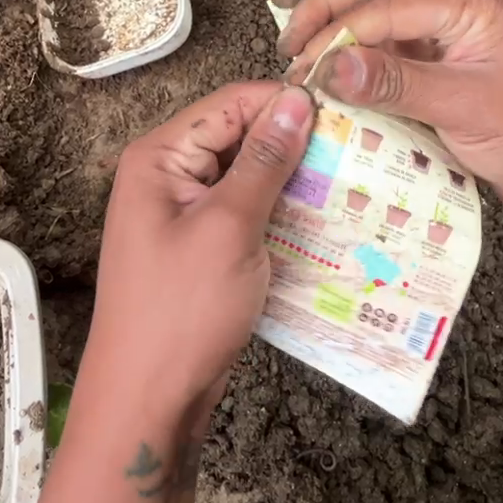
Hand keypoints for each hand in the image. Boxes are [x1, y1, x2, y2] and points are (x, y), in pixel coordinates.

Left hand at [86, 81, 316, 410]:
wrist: (148, 402)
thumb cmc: (181, 312)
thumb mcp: (228, 227)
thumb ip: (264, 160)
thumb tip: (297, 100)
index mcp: (160, 156)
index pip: (229, 104)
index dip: (282, 102)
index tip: (341, 111)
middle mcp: (167, 174)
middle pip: (237, 136)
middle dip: (290, 141)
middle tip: (354, 147)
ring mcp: (184, 211)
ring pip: (246, 174)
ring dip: (290, 178)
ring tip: (348, 178)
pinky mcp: (202, 243)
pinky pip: (245, 209)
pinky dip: (278, 210)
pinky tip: (322, 216)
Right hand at [273, 0, 502, 211]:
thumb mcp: (466, 108)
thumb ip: (397, 83)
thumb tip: (329, 68)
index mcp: (467, 0)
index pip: (382, 5)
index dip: (335, 34)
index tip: (300, 70)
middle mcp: (452, 1)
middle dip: (322, 6)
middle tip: (284, 40)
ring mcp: (443, 25)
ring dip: (328, 5)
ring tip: (283, 8)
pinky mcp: (434, 52)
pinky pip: (382, 34)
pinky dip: (346, 35)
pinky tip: (319, 39)